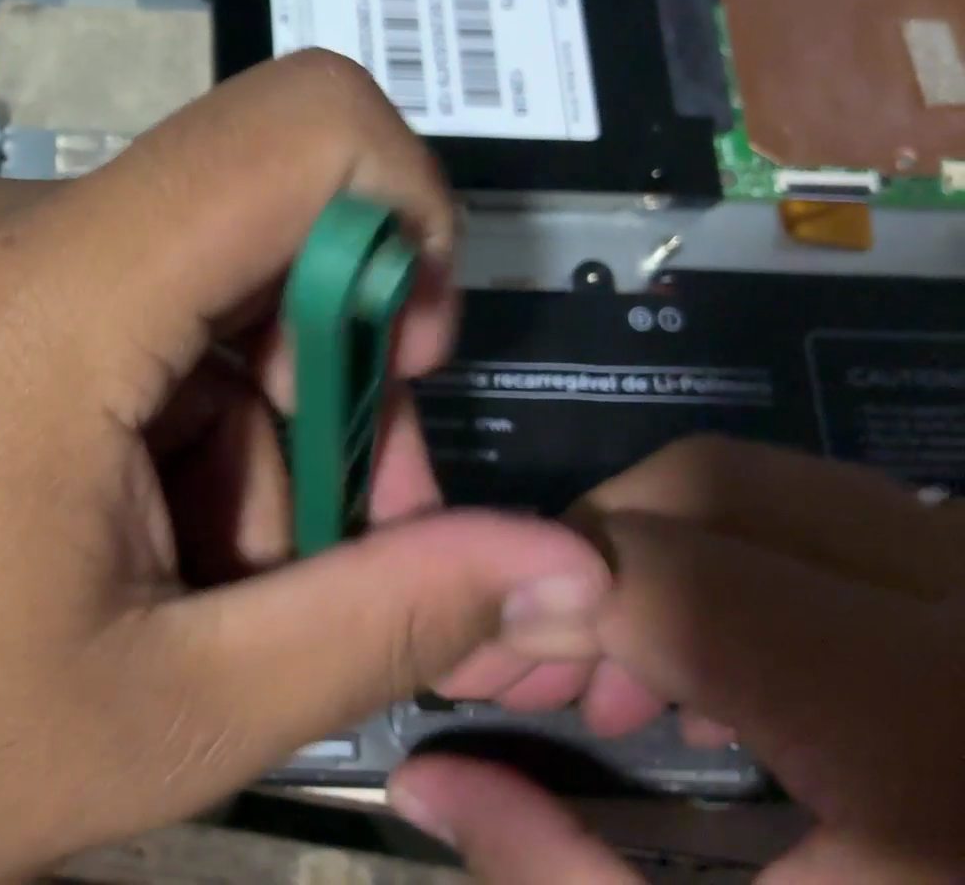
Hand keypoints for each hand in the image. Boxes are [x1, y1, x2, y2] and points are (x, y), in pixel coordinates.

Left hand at [0, 51, 613, 883]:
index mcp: (44, 298)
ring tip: (196, 569)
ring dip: (235, 416)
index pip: (300, 126)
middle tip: (306, 545)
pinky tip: (126, 528)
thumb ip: (386, 615)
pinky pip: (101, 297)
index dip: (401, 218)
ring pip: (181, 277)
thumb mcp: (175, 706)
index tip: (399, 367)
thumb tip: (559, 566)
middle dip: (316, 378)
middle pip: (248, 223)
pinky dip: (155, 400)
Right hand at [391, 437, 964, 880]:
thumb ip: (555, 871)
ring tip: (639, 670)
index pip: (666, 573)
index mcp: (931, 727)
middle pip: (719, 484)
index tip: (488, 668)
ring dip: (666, 550)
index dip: (538, 601)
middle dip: (591, 550)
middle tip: (551, 658)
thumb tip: (417, 782)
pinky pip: (859, 529)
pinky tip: (742, 682)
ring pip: (789, 487)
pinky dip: (751, 568)